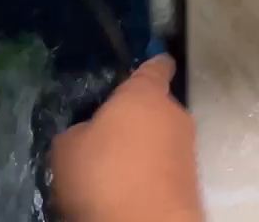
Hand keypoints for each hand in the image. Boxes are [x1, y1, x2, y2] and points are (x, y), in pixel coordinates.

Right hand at [51, 55, 203, 221]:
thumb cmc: (105, 176)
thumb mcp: (67, 149)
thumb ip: (77, 130)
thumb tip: (85, 133)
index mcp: (145, 92)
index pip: (156, 66)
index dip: (148, 68)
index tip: (138, 73)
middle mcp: (174, 112)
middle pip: (155, 107)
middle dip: (136, 120)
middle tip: (107, 140)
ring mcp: (187, 147)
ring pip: (162, 140)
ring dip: (144, 151)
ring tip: (116, 173)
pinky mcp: (191, 182)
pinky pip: (166, 169)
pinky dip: (151, 176)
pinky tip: (129, 192)